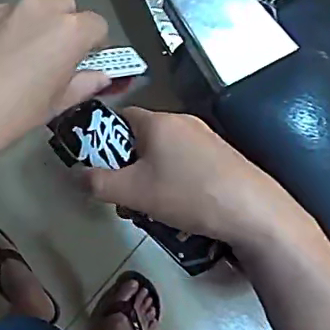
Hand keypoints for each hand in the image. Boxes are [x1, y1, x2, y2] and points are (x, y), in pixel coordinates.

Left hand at [0, 0, 111, 175]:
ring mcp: (9, 7)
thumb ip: (85, 84)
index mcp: (70, 30)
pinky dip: (10, 27)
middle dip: (67, 26)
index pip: (97, 24)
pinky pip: (7, 14)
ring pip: (35, 7)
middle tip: (56, 56)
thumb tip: (100, 76)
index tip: (85, 61)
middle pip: (67, 6)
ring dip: (38, 24)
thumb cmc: (16, 112)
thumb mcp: (57, 103)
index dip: (95, 43)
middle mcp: (42, 8)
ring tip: (23, 55)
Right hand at [81, 108, 318, 254]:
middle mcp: (182, 121)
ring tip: (153, 209)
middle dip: (129, 167)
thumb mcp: (133, 193)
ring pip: (165, 154)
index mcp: (158, 120)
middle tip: (125, 197)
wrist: (254, 212)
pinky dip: (176, 181)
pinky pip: (187, 163)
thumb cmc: (187, 193)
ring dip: (152, 178)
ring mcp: (207, 138)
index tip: (101, 167)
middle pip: (142, 138)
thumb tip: (76, 176)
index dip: (104, 140)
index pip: (120, 117)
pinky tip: (182, 209)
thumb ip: (98, 183)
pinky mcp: (224, 157)